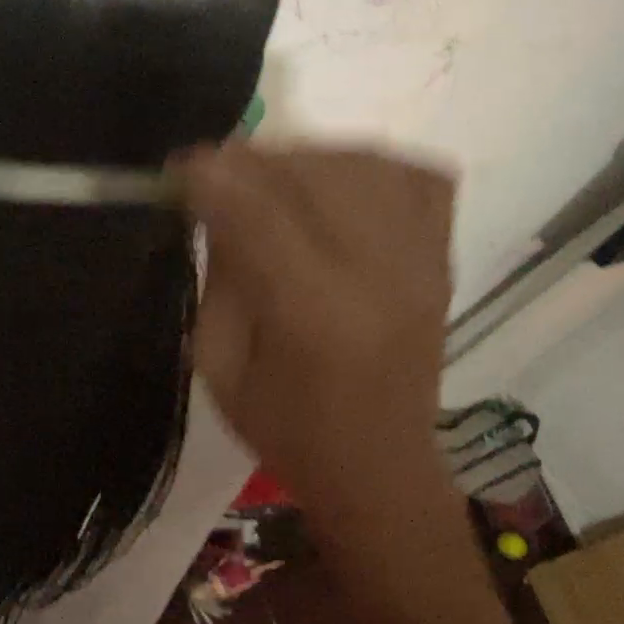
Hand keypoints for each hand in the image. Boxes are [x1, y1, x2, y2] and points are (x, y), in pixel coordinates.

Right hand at [173, 143, 455, 473]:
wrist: (376, 465)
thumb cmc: (282, 426)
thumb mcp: (219, 360)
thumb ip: (221, 274)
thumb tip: (217, 201)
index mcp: (313, 315)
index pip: (259, 213)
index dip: (213, 177)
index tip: (178, 169)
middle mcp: (379, 277)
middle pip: (315, 175)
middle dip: (254, 160)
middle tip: (217, 174)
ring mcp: (422, 263)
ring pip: (364, 164)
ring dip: (305, 158)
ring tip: (270, 179)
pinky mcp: (445, 259)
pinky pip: (416, 175)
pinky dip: (369, 166)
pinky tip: (335, 186)